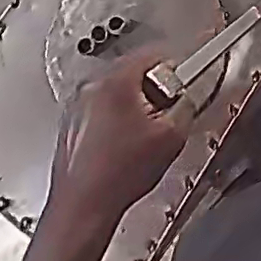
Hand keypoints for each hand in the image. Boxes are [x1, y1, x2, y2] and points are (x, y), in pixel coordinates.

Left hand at [47, 50, 194, 228]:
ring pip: (117, 89)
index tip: (186, 72)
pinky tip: (126, 143)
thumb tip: (189, 96)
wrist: (83, 207)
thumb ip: (186, 105)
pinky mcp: (72, 123)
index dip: (176, 65)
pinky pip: (101, 107)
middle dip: (156, 86)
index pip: (153, 54)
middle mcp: (91, 88)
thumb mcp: (171, 136)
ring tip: (146, 130)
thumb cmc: (118, 175)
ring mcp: (77, 105)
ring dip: (136, 102)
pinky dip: (117, 117)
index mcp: (115, 82)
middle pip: (134, 70)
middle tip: (169, 108)